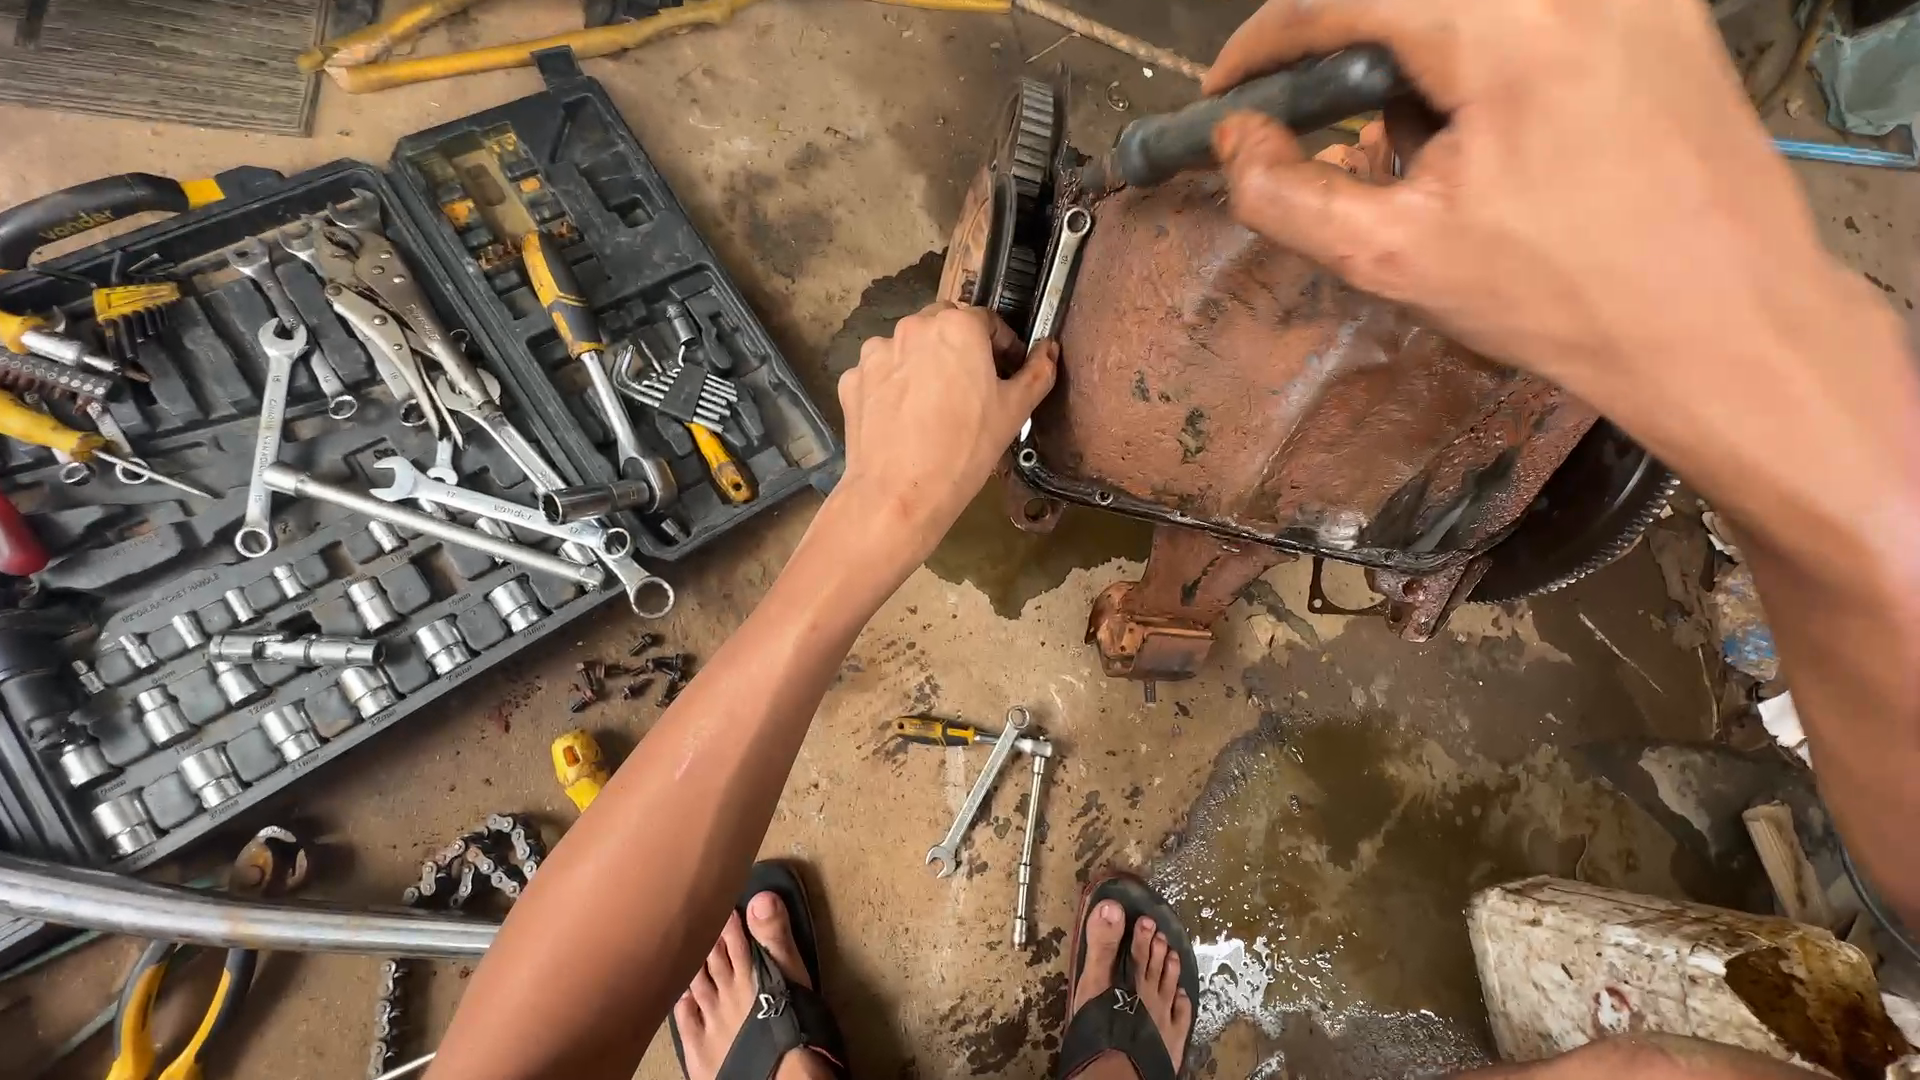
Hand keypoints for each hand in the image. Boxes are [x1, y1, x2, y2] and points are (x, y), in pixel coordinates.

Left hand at [833, 303, 1055, 560]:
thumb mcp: (1014, 412)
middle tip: (972, 390)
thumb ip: (1037, 372)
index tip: (1007, 372)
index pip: (988, 322)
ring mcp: (876, 352)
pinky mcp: (852, 379)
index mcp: (957, 326)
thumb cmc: (964, 450)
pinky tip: (905, 418)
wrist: (898, 494)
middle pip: (944, 327)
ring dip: (924, 365)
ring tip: (935, 407)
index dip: (1003, 347)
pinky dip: (894, 387)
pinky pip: (881, 374)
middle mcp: (912, 327)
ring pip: (909, 348)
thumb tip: (1049, 349)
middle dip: (961, 351)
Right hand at [1203, 0, 1871, 423]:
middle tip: (1305, 124)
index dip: (1263, 40)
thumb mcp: (1386, 256)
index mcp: (1508, 25)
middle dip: (1335, 50)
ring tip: (1409, 149)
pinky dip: (1463, 56)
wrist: (1712, 319)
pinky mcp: (1657, 7)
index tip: (1223, 93)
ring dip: (1402, 58)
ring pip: (1459, 6)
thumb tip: (1236, 140)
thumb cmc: (1546, 294)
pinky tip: (1473, 131)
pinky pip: (1522, 11)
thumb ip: (1284, 194)